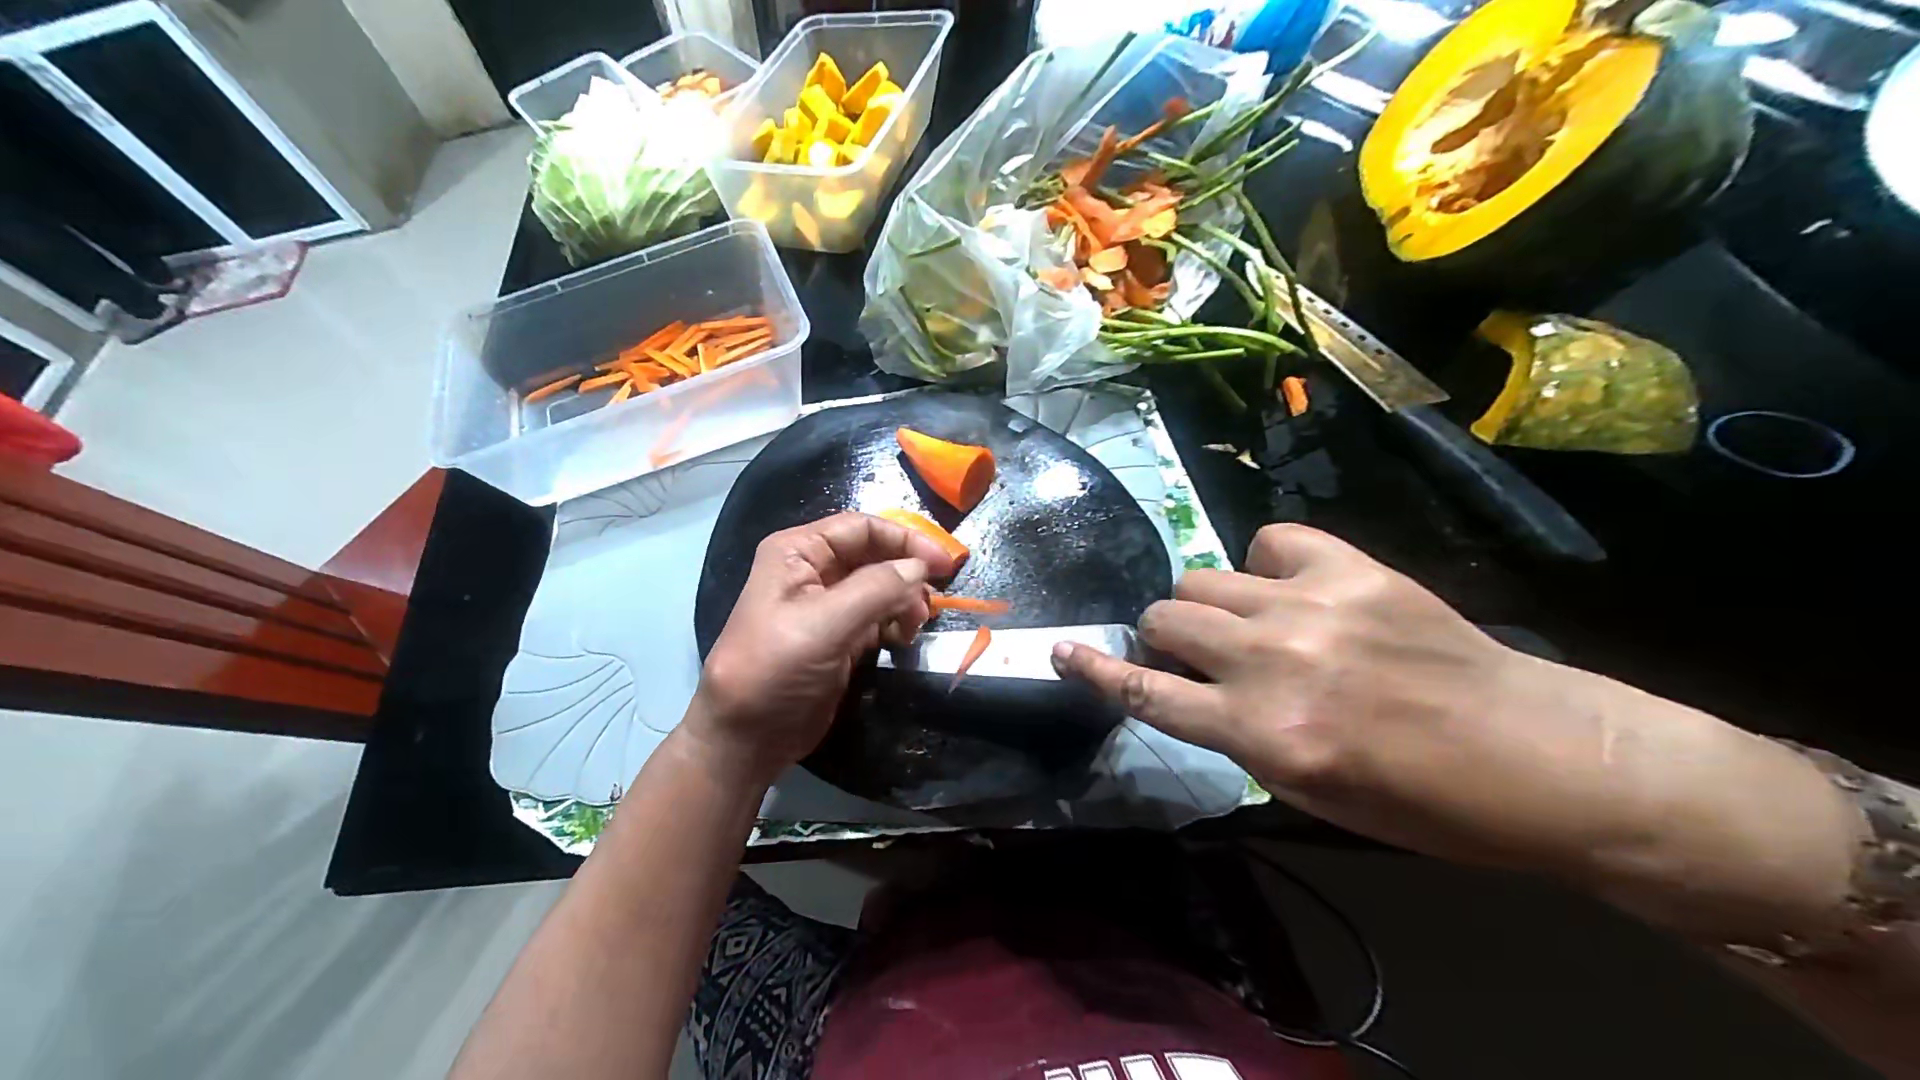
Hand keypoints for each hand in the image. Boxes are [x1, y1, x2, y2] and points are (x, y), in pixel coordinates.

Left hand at [687, 512, 957, 787]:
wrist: (747, 738)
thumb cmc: (775, 670)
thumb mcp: (823, 624)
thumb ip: (876, 589)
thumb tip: (921, 568)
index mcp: (798, 552)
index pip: (862, 528)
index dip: (906, 539)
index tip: (944, 563)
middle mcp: (813, 570)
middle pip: (875, 554)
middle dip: (907, 572)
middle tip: (933, 600)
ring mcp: (827, 605)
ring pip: (881, 586)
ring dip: (905, 600)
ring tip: (916, 625)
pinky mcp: (840, 636)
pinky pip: (879, 616)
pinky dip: (897, 622)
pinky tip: (903, 639)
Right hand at [1054, 524, 1863, 938]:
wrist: (1547, 758)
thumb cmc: (1423, 803)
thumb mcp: (1308, 791)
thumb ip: (1235, 735)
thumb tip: (1188, 686)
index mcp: (1264, 736)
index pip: (1148, 694)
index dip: (1096, 670)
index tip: (1062, 649)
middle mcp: (1273, 662)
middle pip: (1166, 618)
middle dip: (1162, 635)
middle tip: (1194, 651)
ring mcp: (1311, 607)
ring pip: (1203, 578)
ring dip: (1206, 602)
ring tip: (1243, 619)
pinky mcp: (1353, 570)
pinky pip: (1270, 543)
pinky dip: (1265, 564)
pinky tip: (1289, 585)